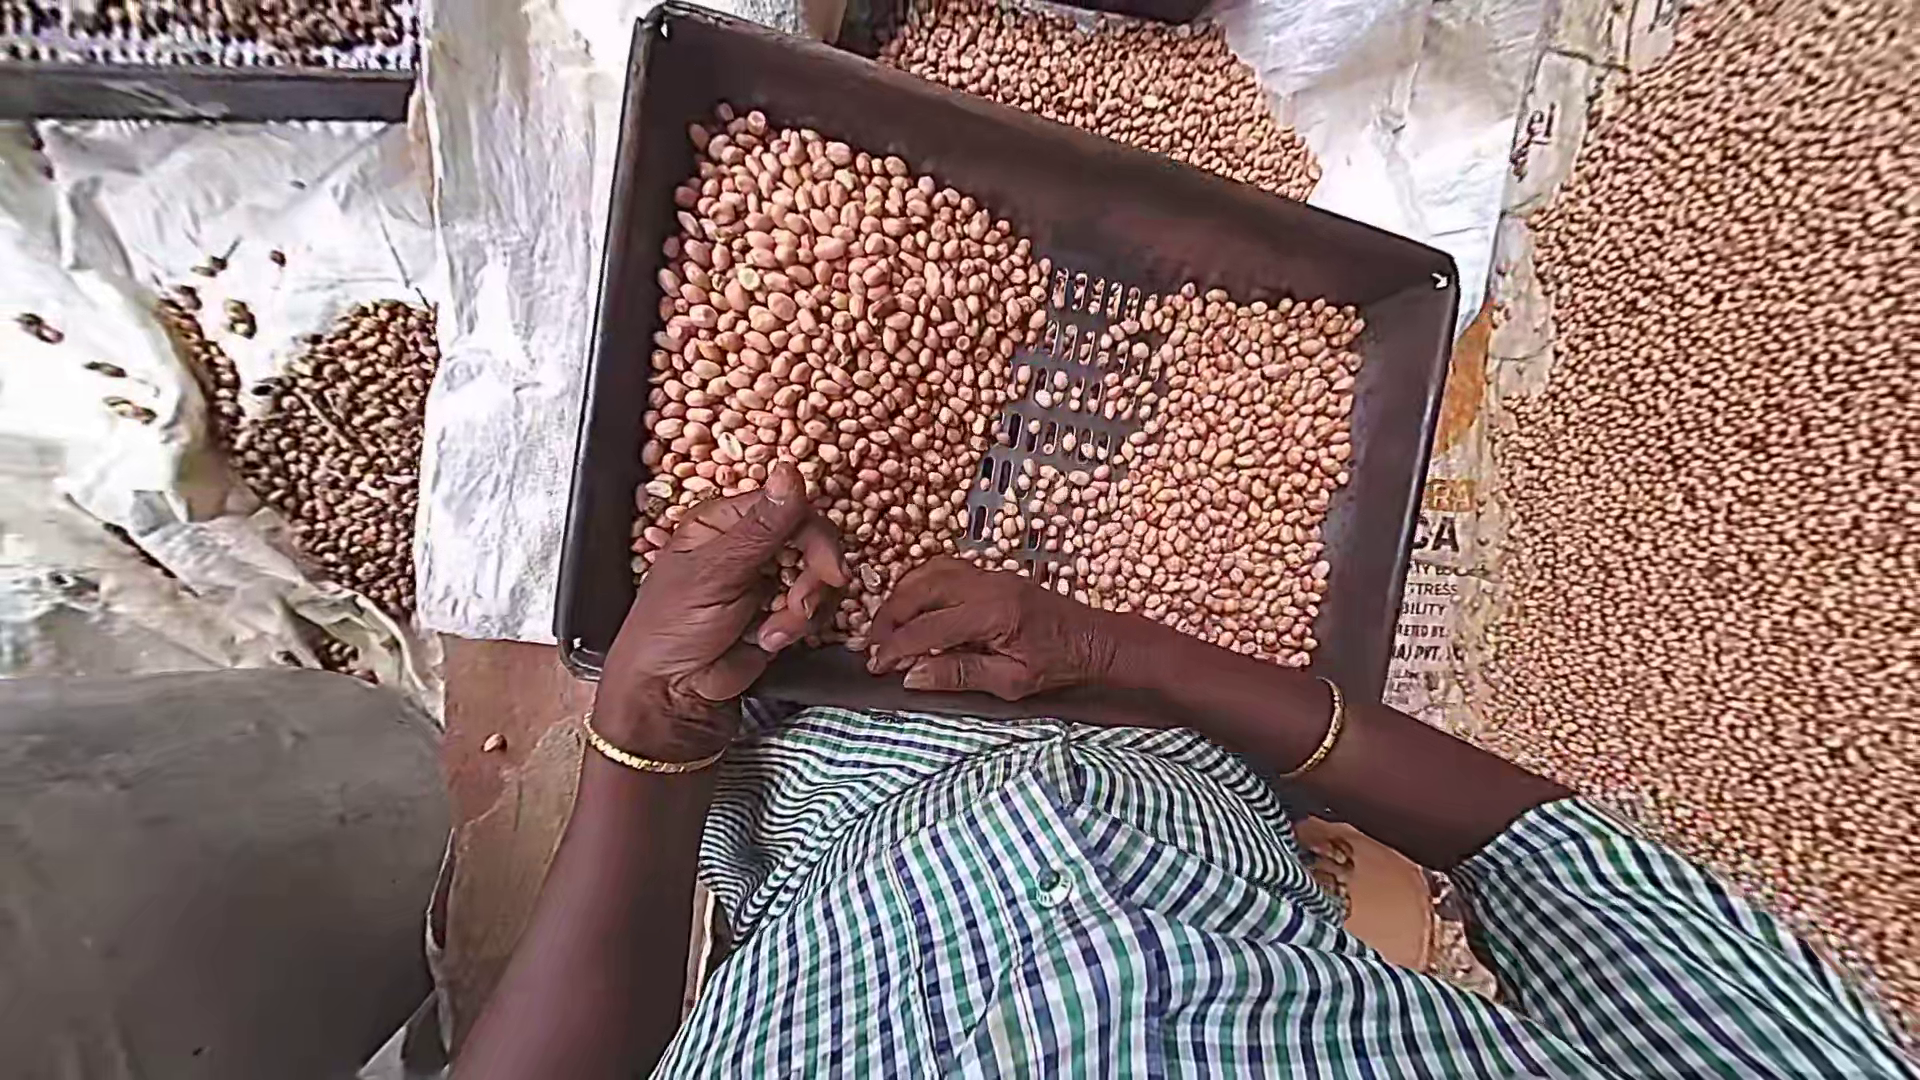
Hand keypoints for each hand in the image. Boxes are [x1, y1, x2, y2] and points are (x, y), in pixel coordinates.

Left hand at [597, 463, 846, 759]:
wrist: (671, 695)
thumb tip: (790, 471)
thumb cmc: (673, 627)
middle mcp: (753, 544)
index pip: (791, 509)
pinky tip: (769, 639)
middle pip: (814, 542)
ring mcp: (770, 577)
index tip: (830, 570)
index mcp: (727, 522)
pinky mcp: (782, 609)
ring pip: (820, 576)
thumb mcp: (715, 573)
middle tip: (800, 606)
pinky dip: (799, 626)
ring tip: (772, 631)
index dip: (816, 537)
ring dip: (804, 608)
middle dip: (813, 578)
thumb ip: (761, 527)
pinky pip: (816, 606)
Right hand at [867, 556, 1126, 699]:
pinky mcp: (991, 573)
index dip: (895, 647)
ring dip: (901, 597)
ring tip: (886, 626)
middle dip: (889, 617)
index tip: (876, 666)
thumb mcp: (1012, 681)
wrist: (1094, 638)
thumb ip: (960, 674)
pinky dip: (919, 584)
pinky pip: (943, 568)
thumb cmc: (1058, 665)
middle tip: (872, 645)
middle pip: (919, 590)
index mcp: (991, 614)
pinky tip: (913, 605)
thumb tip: (910, 675)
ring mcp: (988, 574)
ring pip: (927, 572)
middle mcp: (985, 585)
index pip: (927, 628)